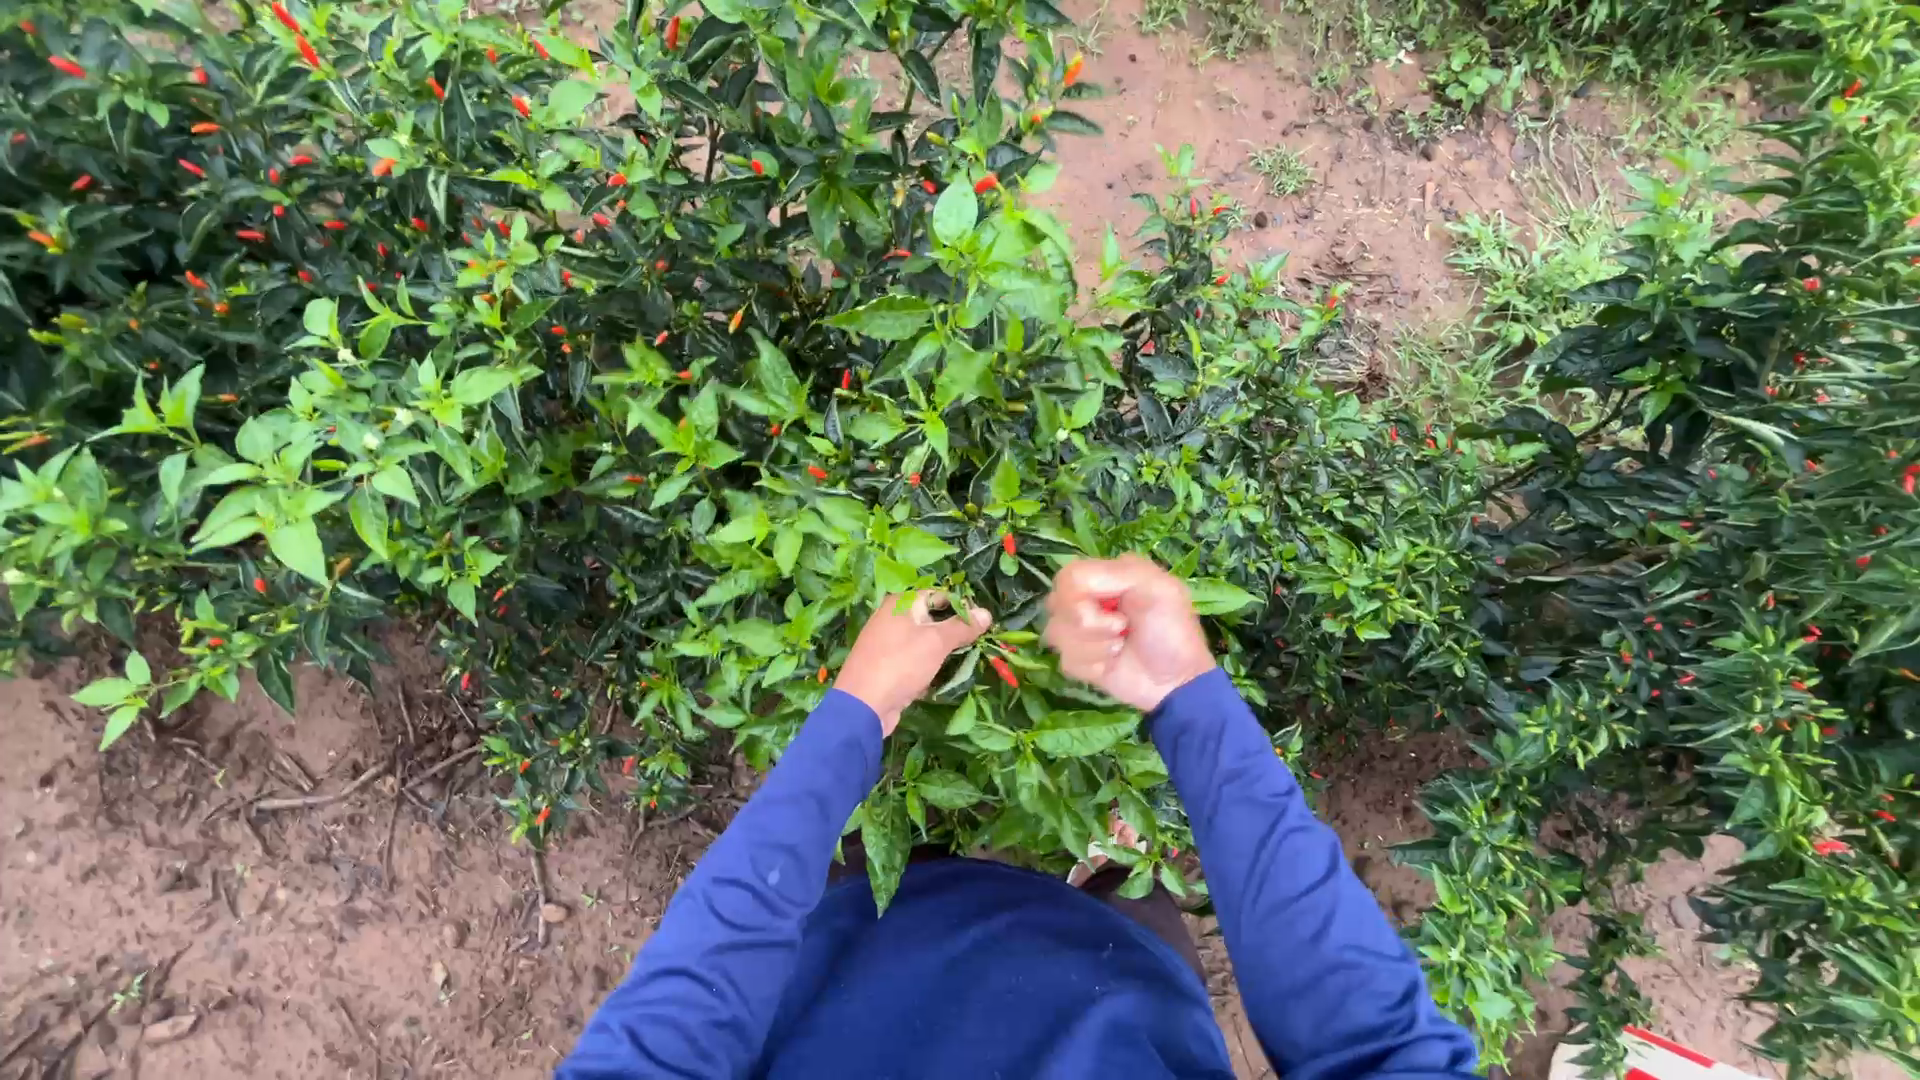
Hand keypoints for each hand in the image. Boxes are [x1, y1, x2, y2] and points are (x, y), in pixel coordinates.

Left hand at [835, 592, 992, 735]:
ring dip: (943, 652)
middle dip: (954, 631)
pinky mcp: (887, 666)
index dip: (962, 606)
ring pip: (923, 642)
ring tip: (964, 662)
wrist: (863, 705)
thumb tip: (986, 613)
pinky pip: (914, 661)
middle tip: (977, 643)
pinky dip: (928, 668)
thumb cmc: (901, 664)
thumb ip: (962, 626)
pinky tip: (940, 680)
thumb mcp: (936, 642)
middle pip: (931, 618)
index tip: (982, 622)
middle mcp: (891, 618)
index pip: (939, 594)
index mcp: (901, 603)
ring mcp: (887, 643)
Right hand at [1043, 555, 1214, 711]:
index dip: (1083, 599)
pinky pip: (1065, 659)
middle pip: (1056, 604)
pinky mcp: (1076, 658)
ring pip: (1056, 633)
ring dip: (1094, 647)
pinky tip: (1110, 665)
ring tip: (1119, 649)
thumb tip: (1080, 593)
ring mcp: (1078, 629)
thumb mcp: (1159, 587)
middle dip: (1090, 625)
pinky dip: (1092, 665)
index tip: (1118, 614)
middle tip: (1121, 632)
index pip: (1068, 577)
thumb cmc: (1171, 630)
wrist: (1175, 682)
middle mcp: (1085, 598)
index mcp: (1103, 575)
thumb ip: (1119, 573)